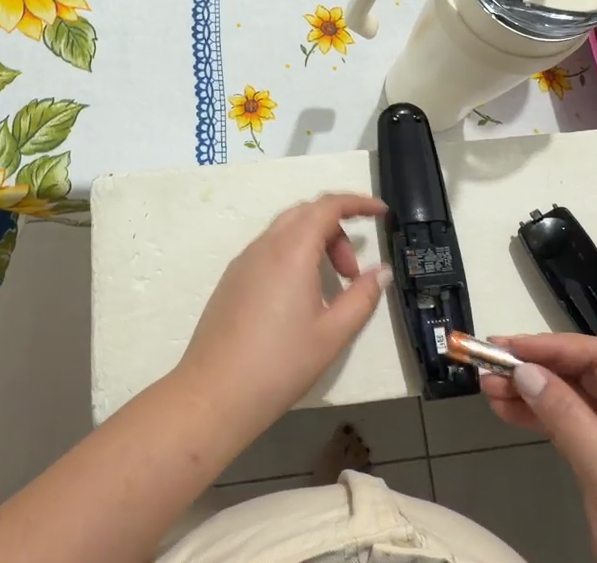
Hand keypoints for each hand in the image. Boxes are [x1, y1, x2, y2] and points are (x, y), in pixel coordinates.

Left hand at [177, 193, 390, 422]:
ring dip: (315, 243)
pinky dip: (294, 256)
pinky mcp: (232, 279)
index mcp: (291, 250)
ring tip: (330, 288)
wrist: (214, 394)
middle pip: (306, 213)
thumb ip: (362, 297)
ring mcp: (243, 261)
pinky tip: (301, 298)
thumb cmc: (279, 364)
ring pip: (285, 230)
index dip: (357, 202)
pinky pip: (269, 249)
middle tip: (351, 271)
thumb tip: (381, 271)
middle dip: (337, 229)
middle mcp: (264, 245)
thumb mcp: (332, 334)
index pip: (327, 206)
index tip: (381, 213)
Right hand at [482, 334, 596, 562]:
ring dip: (530, 392)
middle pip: (582, 376)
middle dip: (535, 368)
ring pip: (569, 401)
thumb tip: (525, 371)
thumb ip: (569, 420)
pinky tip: (507, 412)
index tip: (509, 348)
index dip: (553, 347)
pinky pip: (566, 429)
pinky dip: (537, 418)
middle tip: (488, 366)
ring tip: (488, 388)